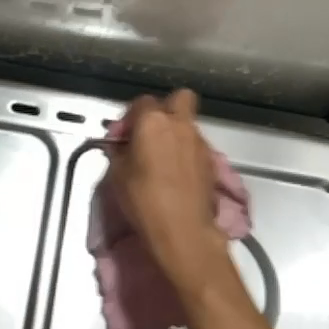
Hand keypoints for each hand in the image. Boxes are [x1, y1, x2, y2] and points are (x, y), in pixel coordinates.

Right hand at [106, 90, 232, 291]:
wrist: (182, 230)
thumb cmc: (144, 199)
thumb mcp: (117, 174)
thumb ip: (118, 151)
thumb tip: (121, 146)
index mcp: (152, 121)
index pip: (141, 102)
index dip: (130, 117)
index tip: (123, 135)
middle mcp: (180, 124)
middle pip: (178, 98)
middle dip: (165, 108)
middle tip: (150, 131)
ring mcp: (200, 142)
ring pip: (188, 123)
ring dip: (175, 132)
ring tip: (160, 157)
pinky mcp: (211, 161)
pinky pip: (196, 145)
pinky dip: (185, 151)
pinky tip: (174, 172)